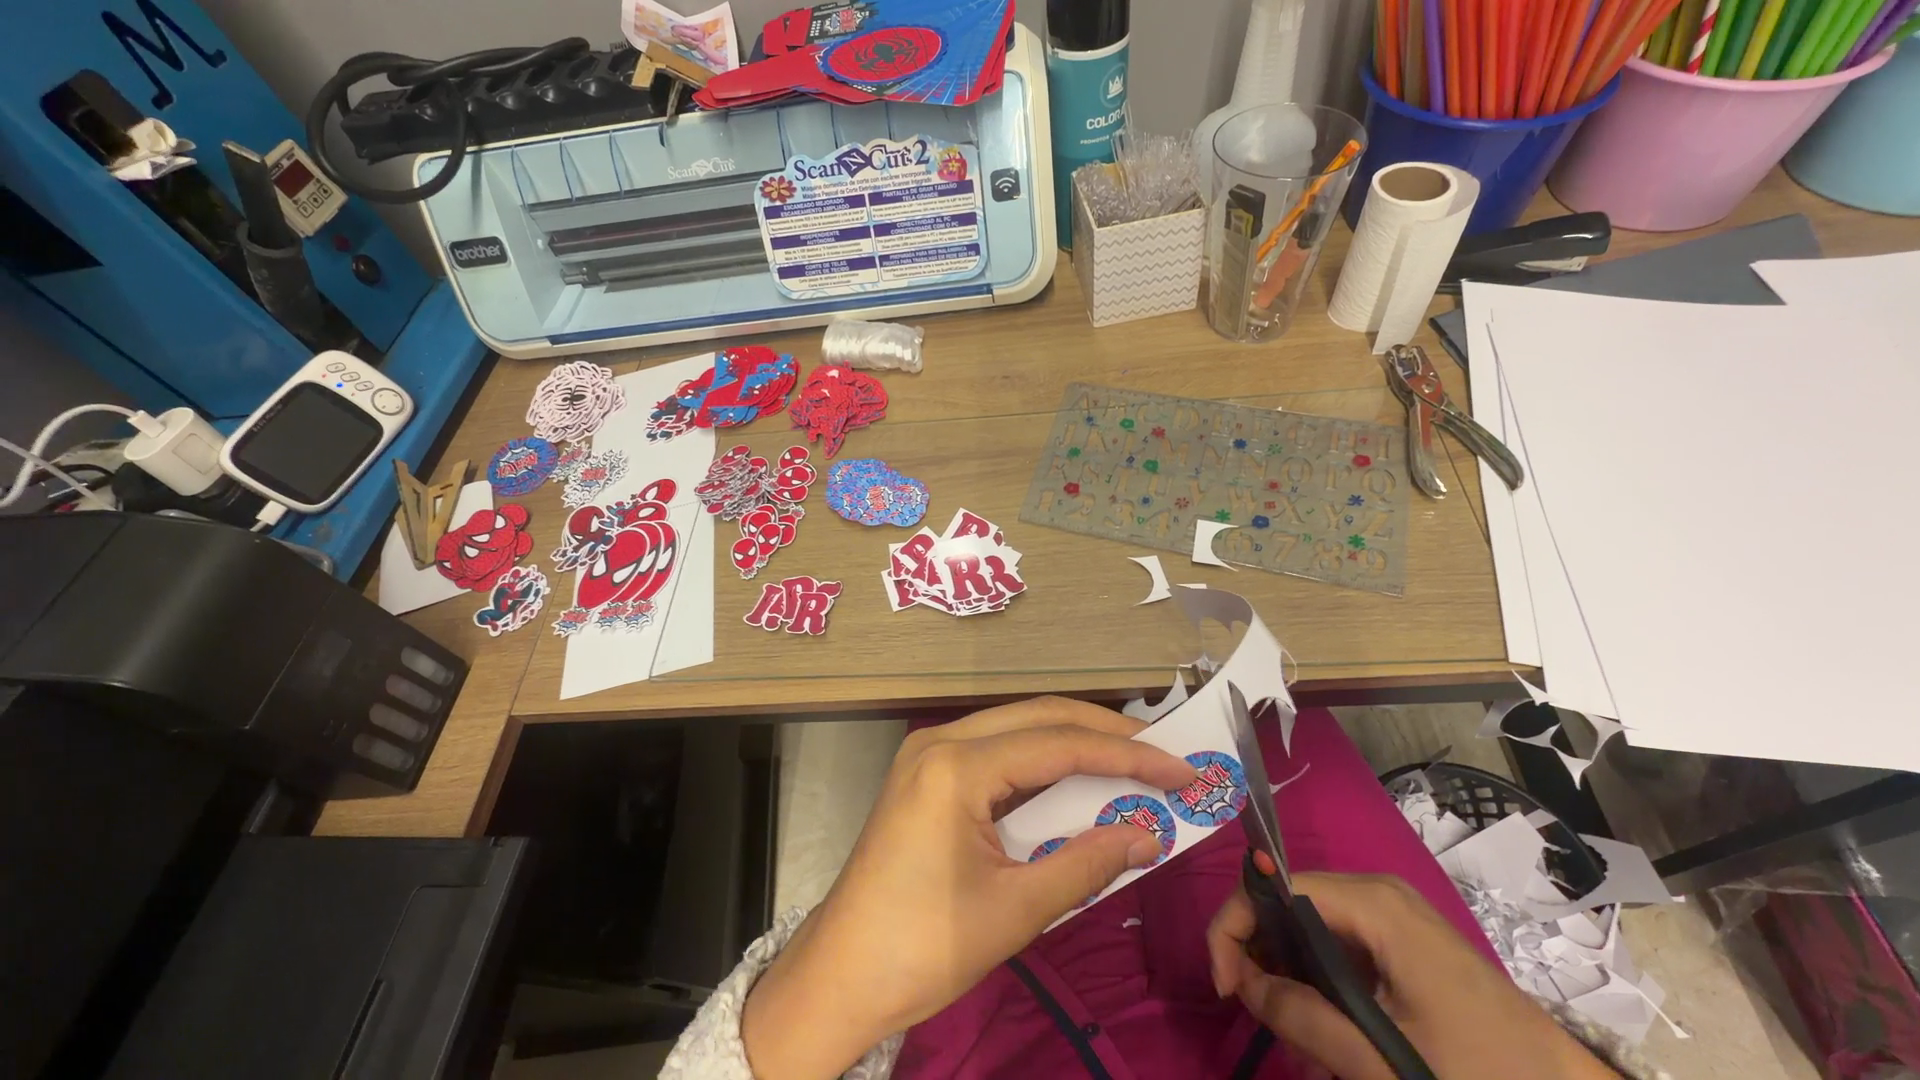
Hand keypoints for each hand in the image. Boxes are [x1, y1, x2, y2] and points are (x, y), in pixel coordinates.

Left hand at [742, 698, 1195, 1079]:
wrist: (841, 977)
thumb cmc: (925, 947)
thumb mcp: (1017, 909)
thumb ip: (1086, 863)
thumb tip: (1149, 835)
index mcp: (955, 767)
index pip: (1060, 744)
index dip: (1129, 754)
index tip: (1183, 768)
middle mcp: (939, 743)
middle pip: (1038, 718)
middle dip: (1105, 733)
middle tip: (1165, 752)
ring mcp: (927, 756)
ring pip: (1016, 730)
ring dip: (1075, 744)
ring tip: (1133, 760)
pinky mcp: (926, 778)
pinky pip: (995, 755)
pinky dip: (1041, 766)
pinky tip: (1077, 781)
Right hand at [1207, 873, 1619, 1079]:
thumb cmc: (1480, 1074)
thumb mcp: (1380, 1059)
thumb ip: (1301, 1017)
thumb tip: (1241, 982)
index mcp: (1375, 904)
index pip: (1275, 886)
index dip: (1235, 928)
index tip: (1226, 990)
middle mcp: (1379, 895)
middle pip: (1288, 904)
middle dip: (1263, 959)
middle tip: (1264, 1021)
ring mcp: (1395, 917)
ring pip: (1310, 928)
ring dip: (1290, 978)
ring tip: (1301, 1040)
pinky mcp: (1405, 943)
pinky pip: (1339, 947)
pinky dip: (1320, 984)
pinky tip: (1331, 1034)